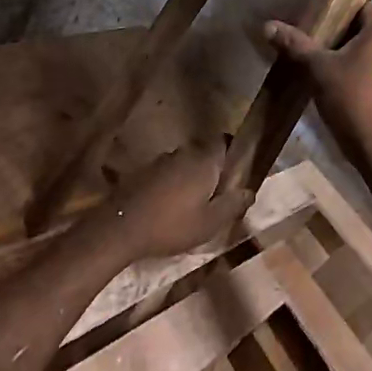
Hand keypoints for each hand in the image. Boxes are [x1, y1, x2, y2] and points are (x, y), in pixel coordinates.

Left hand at [96, 140, 254, 258]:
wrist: (120, 229)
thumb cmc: (172, 225)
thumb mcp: (210, 222)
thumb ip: (233, 204)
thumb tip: (251, 191)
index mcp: (205, 161)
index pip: (224, 142)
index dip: (231, 152)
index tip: (235, 170)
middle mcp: (184, 153)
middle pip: (204, 154)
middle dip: (210, 169)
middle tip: (215, 193)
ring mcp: (160, 161)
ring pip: (183, 164)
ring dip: (188, 178)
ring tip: (190, 202)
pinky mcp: (141, 173)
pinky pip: (165, 174)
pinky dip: (170, 185)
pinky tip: (167, 206)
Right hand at [264, 5, 371, 171]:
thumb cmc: (351, 99)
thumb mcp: (318, 69)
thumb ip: (295, 44)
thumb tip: (268, 25)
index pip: (363, 6)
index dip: (340, 7)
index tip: (317, 15)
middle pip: (363, 28)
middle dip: (338, 31)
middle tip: (311, 36)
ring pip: (367, 50)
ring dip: (344, 52)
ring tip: (317, 58)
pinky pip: (371, 68)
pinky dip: (354, 69)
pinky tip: (332, 81)